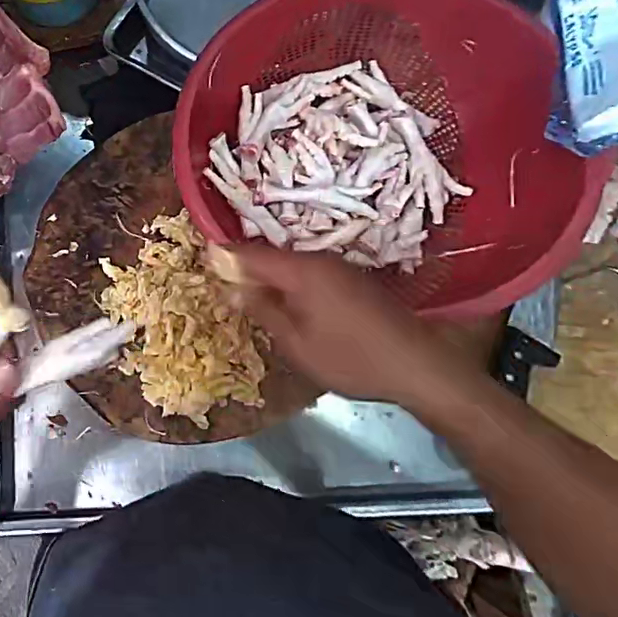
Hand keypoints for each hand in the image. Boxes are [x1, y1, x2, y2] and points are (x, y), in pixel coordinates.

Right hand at [220, 244, 476, 409]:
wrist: (414, 362)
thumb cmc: (350, 357)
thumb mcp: (296, 343)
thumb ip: (263, 310)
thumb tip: (232, 287)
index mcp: (302, 270)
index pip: (252, 254)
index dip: (225, 255)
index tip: (203, 260)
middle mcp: (320, 259)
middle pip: (273, 255)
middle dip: (246, 265)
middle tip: (222, 282)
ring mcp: (340, 267)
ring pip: (293, 263)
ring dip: (270, 275)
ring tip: (249, 293)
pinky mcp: (353, 279)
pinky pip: (311, 272)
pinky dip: (292, 282)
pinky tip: (287, 302)